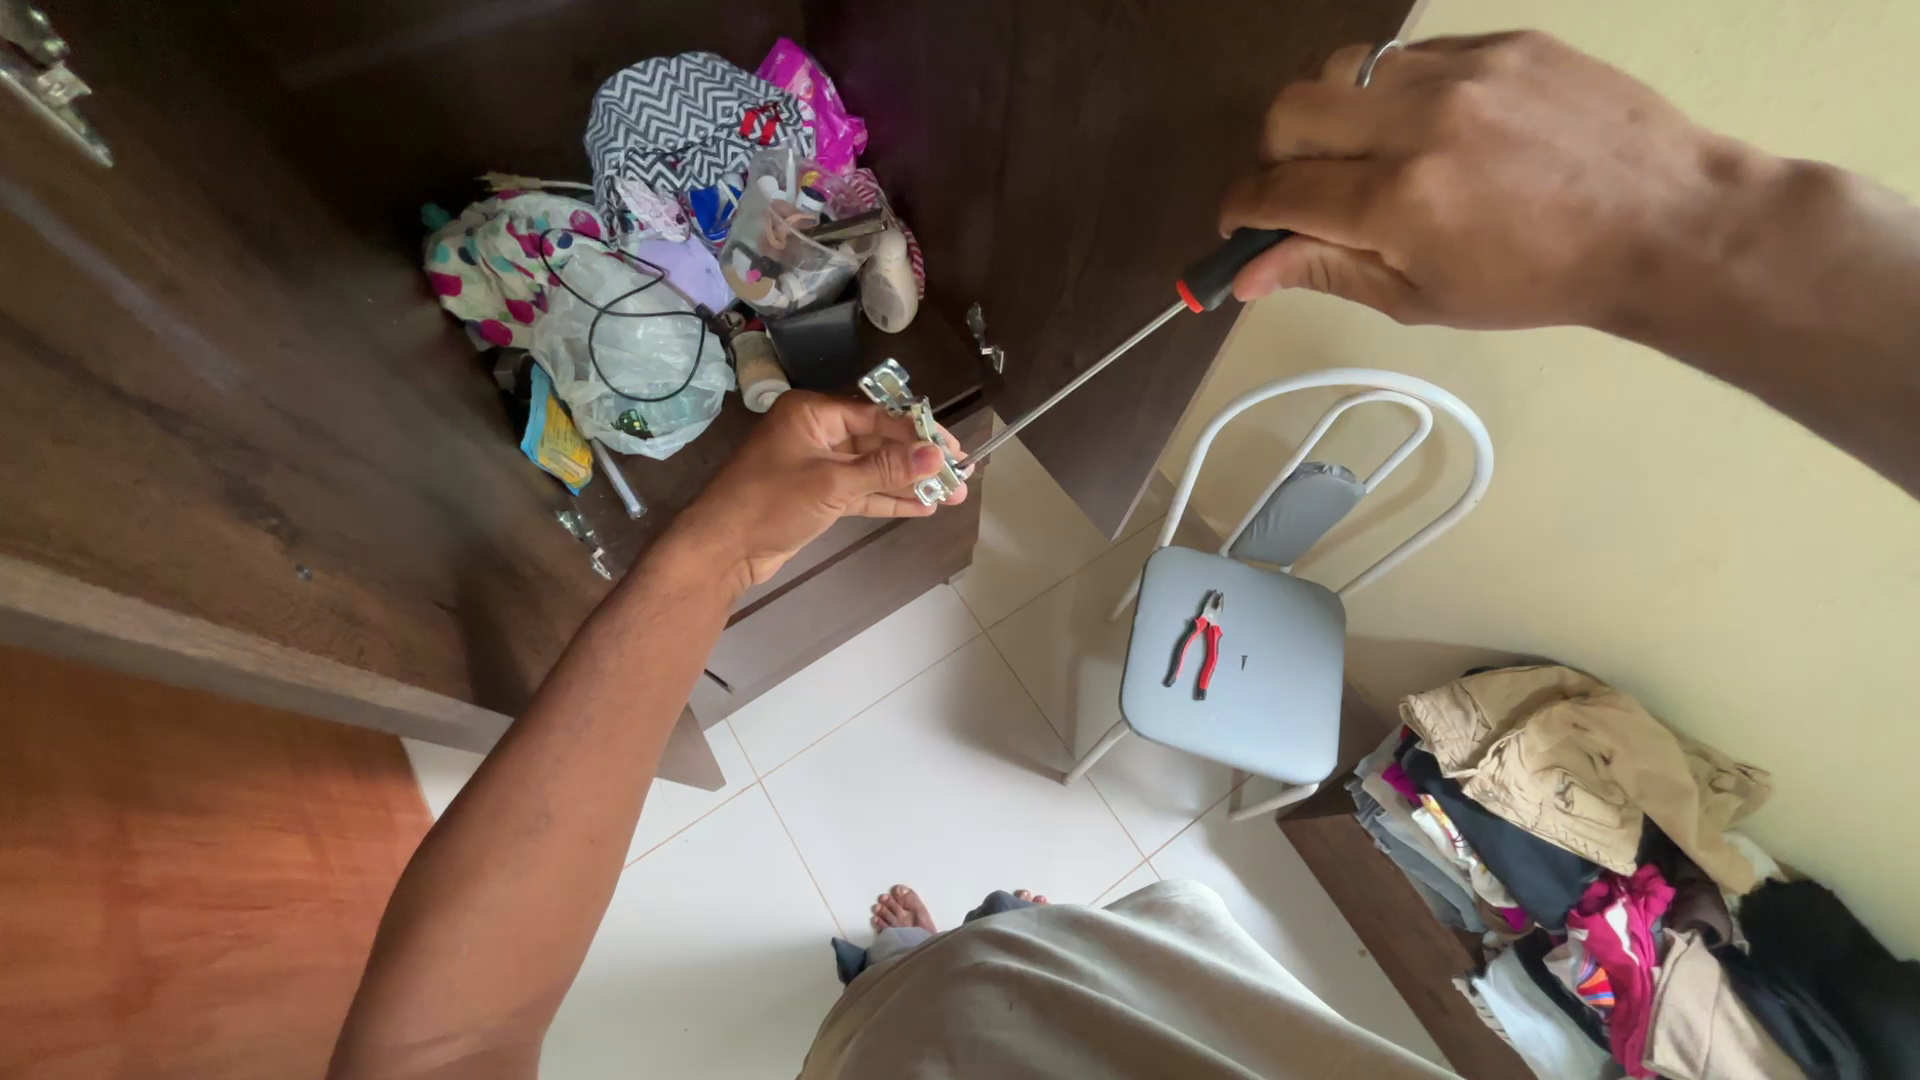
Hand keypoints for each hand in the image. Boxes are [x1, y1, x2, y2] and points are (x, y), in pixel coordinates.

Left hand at [668, 391, 966, 588]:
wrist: (721, 550)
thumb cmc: (770, 503)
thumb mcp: (832, 483)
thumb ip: (886, 469)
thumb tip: (936, 457)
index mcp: (813, 414)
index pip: (878, 415)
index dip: (919, 432)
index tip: (952, 449)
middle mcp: (817, 433)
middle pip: (879, 442)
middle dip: (918, 462)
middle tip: (960, 475)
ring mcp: (818, 466)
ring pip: (873, 470)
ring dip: (909, 483)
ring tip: (952, 495)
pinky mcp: (818, 497)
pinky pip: (861, 492)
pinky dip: (887, 500)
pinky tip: (921, 507)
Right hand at [1221, 31, 1769, 330]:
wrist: (1662, 222)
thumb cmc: (1529, 282)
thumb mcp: (1413, 297)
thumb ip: (1323, 271)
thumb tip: (1245, 276)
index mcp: (1395, 200)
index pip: (1276, 190)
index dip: (1240, 211)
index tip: (1237, 227)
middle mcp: (1418, 121)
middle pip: (1289, 110)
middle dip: (1271, 156)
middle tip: (1295, 191)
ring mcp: (1462, 70)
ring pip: (1339, 70)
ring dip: (1323, 117)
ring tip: (1354, 156)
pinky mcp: (1500, 43)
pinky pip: (1404, 57)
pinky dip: (1384, 97)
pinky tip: (1418, 132)